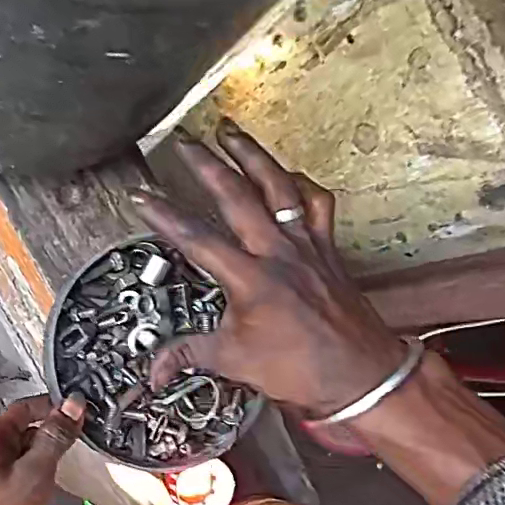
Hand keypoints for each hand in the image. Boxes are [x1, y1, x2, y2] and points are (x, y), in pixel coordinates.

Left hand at [0, 395, 85, 504]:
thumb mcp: (36, 475)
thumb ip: (55, 438)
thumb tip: (73, 402)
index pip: (27, 406)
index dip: (55, 409)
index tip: (82, 419)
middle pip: (19, 429)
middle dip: (48, 437)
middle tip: (75, 451)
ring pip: (13, 453)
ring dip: (37, 459)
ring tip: (60, 474)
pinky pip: (5, 471)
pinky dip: (24, 475)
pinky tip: (36, 494)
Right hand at [133, 121, 406, 416]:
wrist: (360, 373)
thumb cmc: (306, 368)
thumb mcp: (235, 362)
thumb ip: (189, 354)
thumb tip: (156, 368)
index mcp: (253, 280)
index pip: (198, 238)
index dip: (165, 215)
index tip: (144, 196)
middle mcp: (280, 254)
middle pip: (237, 196)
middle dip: (206, 164)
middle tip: (185, 141)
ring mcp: (306, 245)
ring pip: (277, 186)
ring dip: (251, 155)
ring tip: (230, 131)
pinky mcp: (325, 247)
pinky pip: (315, 203)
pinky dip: (300, 183)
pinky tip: (286, 173)